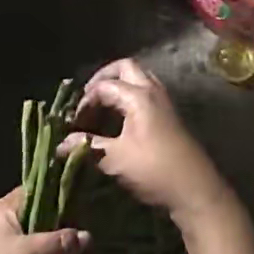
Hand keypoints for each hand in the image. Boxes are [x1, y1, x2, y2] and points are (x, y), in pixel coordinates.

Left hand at [0, 188, 89, 253]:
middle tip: (89, 247)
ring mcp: (0, 250)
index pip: (42, 189)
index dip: (65, 193)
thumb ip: (61, 243)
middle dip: (67, 232)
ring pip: (40, 244)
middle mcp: (3, 224)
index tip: (91, 202)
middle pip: (44, 218)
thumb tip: (89, 237)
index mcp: (5, 209)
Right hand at [65, 60, 232, 224]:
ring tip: (100, 109)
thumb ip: (88, 145)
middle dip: (103, 78)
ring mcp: (163, 100)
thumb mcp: (115, 158)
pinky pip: (145, 93)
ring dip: (118, 86)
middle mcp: (153, 90)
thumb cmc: (154, 168)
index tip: (73, 123)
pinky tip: (117, 119)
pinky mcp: (167, 113)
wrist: (193, 186)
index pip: (105, 85)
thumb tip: (60, 143)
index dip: (85, 101)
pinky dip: (129, 97)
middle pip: (125, 68)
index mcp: (139, 95)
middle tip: (87, 99)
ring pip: (138, 79)